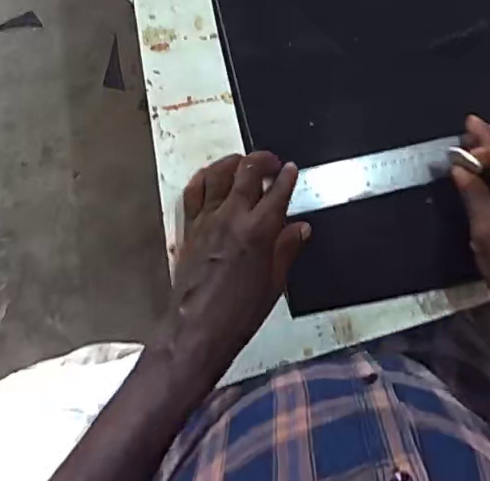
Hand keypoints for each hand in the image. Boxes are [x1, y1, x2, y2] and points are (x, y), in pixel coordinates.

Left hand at [159, 152, 310, 387]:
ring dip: (234, 162)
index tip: (291, 169)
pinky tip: (212, 176)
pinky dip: (204, 178)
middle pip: (248, 171)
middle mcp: (232, 217)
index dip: (287, 176)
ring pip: (219, 173)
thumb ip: (287, 250)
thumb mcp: (273, 285)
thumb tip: (299, 230)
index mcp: (258, 231)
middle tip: (271, 162)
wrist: (196, 331)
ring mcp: (207, 218)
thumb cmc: (235, 316)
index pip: (277, 191)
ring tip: (243, 162)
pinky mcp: (190, 226)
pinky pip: (194, 190)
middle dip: (263, 160)